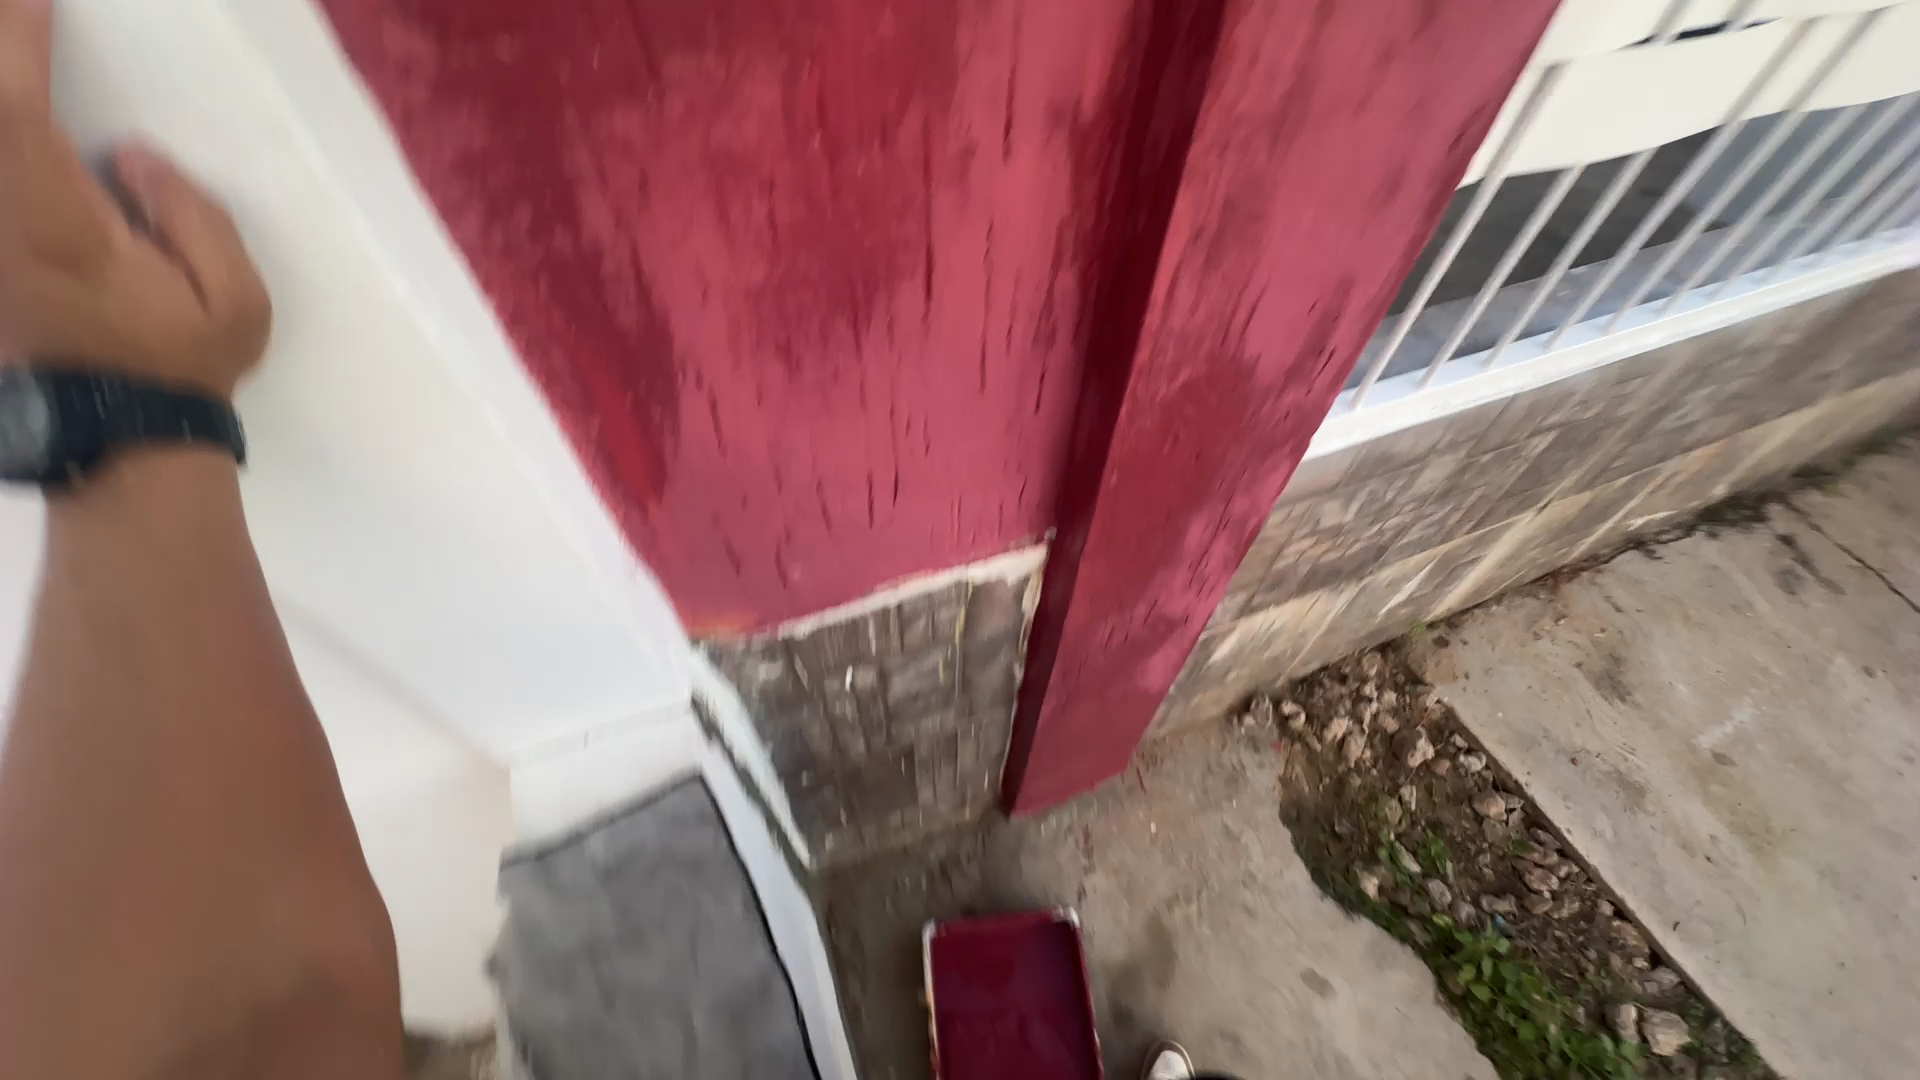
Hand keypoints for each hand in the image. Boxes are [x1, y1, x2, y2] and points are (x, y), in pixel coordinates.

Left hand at [0, 0, 270, 399]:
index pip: (18, 112)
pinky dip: (4, 137)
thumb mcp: (236, 303)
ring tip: (14, 53)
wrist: (123, 418)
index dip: (14, 45)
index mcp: (65, 227)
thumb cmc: (188, 359)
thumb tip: (135, 154)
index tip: (31, 1)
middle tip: (17, 13)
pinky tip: (18, 121)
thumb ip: (198, 223)